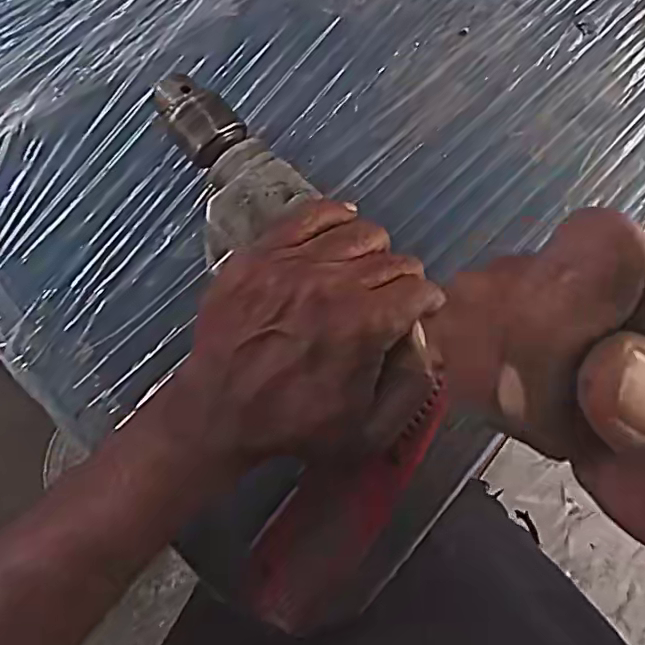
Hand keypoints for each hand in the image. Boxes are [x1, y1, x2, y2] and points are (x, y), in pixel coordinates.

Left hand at [156, 199, 443, 471]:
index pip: (418, 288)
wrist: (216, 413)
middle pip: (393, 260)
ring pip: (360, 231)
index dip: (427, 301)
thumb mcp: (369, 431)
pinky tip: (342, 230)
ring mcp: (293, 263)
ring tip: (366, 271)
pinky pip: (312, 214)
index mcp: (363, 324)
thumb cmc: (295, 425)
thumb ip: (414, 385)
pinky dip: (335, 217)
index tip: (422, 310)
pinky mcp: (262, 253)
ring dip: (375, 251)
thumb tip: (428, 339)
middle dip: (404, 280)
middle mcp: (332, 283)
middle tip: (394, 298)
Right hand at [430, 210, 644, 562]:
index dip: (567, 313)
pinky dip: (473, 384)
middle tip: (563, 426)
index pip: (609, 249)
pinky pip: (455, 332)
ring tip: (557, 424)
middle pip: (530, 269)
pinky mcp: (517, 328)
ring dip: (494, 379)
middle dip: (522, 362)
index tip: (572, 392)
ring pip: (479, 297)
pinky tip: (525, 416)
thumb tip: (613, 372)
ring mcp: (561, 302)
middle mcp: (616, 286)